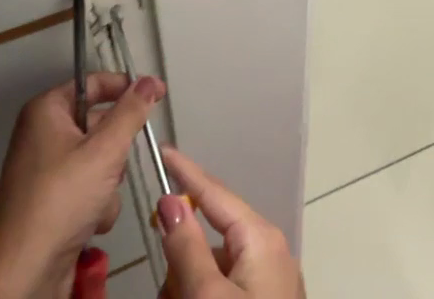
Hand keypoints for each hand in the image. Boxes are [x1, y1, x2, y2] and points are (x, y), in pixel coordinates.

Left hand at [0, 72, 165, 298]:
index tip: (157, 94)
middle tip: (114, 166)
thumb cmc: (60, 200)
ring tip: (99, 199)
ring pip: (98, 159)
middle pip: (98, 125)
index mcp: (46, 111)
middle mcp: (42, 134)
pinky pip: (88, 186)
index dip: (125, 87)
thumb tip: (150, 81)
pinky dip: (97, 202)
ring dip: (108, 181)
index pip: (92, 83)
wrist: (26, 270)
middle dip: (115, 151)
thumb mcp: (104, 151)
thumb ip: (131, 113)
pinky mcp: (51, 200)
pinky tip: (92, 220)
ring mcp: (45, 169)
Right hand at [156, 146, 304, 298]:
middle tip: (166, 286)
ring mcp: (271, 278)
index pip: (214, 192)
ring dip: (188, 279)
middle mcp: (270, 250)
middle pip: (209, 234)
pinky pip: (226, 283)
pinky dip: (205, 291)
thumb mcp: (207, 294)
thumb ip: (186, 248)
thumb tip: (170, 200)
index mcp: (261, 237)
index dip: (186, 171)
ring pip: (214, 263)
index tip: (162, 150)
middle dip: (180, 253)